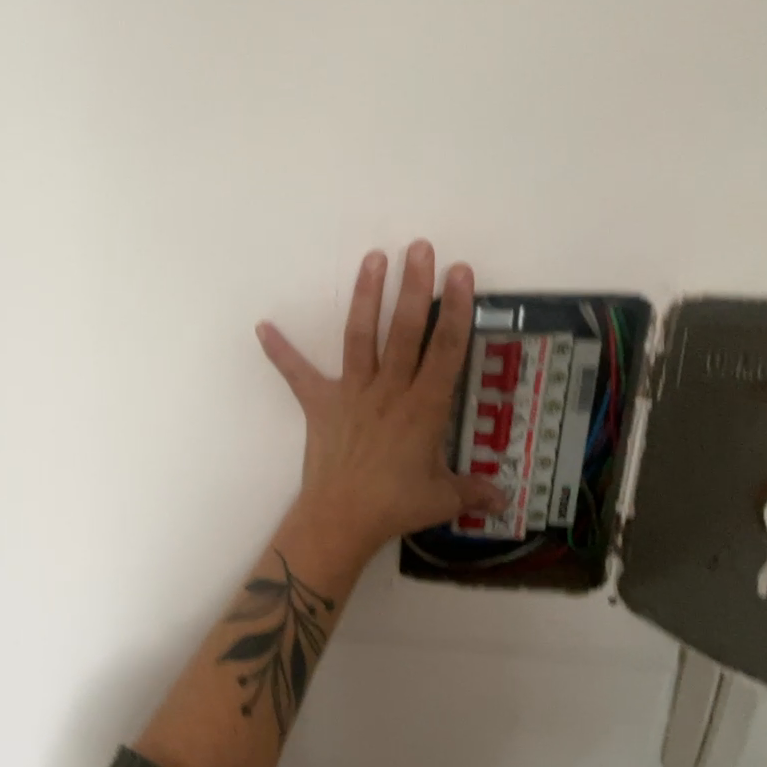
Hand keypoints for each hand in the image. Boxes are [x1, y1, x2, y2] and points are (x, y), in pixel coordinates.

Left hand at [257, 240, 506, 558]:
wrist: (341, 518)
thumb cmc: (394, 507)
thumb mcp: (442, 499)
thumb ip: (473, 491)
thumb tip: (505, 498)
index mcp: (424, 407)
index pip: (446, 350)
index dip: (456, 309)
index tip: (461, 272)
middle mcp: (389, 390)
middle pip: (404, 331)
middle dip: (413, 287)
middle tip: (419, 248)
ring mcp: (351, 394)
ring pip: (360, 337)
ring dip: (367, 297)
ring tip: (373, 259)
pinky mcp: (319, 406)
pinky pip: (297, 375)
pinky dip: (280, 352)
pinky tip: (261, 326)